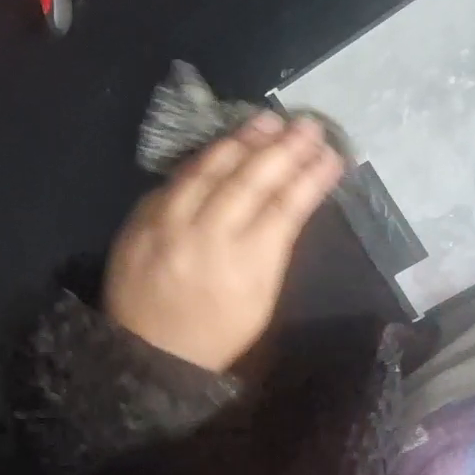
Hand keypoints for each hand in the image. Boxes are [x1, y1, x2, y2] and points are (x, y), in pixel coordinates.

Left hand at [104, 113, 343, 371]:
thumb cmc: (218, 334)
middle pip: (251, 179)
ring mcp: (168, 224)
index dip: (311, 177)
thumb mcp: (261, 299)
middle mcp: (207, 236)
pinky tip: (225, 144)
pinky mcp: (140, 220)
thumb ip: (274, 248)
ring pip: (209, 169)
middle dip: (285, 148)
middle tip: (308, 125)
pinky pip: (176, 178)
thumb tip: (291, 197)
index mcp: (245, 264)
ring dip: (243, 141)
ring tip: (269, 120)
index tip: (333, 156)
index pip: (286, 206)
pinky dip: (204, 159)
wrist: (149, 354)